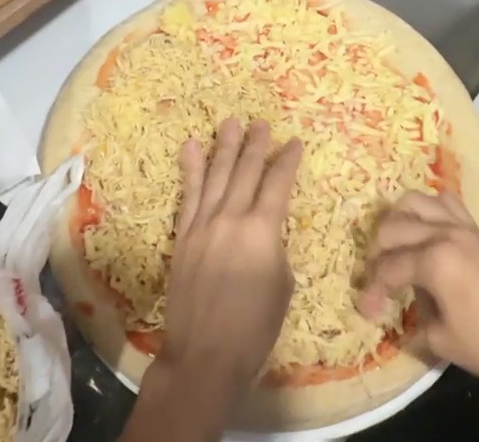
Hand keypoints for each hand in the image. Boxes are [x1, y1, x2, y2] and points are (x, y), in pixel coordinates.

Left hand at [163, 119, 302, 383]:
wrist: (204, 355)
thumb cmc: (255, 328)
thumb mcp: (282, 285)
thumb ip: (275, 248)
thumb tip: (265, 232)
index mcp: (263, 230)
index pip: (278, 183)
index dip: (287, 161)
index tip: (295, 143)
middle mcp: (232, 218)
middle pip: (246, 171)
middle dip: (256, 145)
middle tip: (262, 123)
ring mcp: (203, 224)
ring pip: (216, 175)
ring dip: (225, 147)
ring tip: (231, 123)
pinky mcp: (183, 235)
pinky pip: (188, 194)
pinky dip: (190, 168)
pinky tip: (190, 147)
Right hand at [360, 192, 478, 441]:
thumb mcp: (445, 344)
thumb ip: (416, 323)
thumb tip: (405, 314)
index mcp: (433, 260)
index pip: (387, 269)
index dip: (371, 291)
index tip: (366, 313)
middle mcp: (445, 233)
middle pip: (393, 228)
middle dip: (376, 254)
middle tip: (375, 282)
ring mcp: (464, 227)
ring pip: (415, 203)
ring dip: (395, 222)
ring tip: (392, 249)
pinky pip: (446, 203)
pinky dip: (427, 209)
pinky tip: (425, 230)